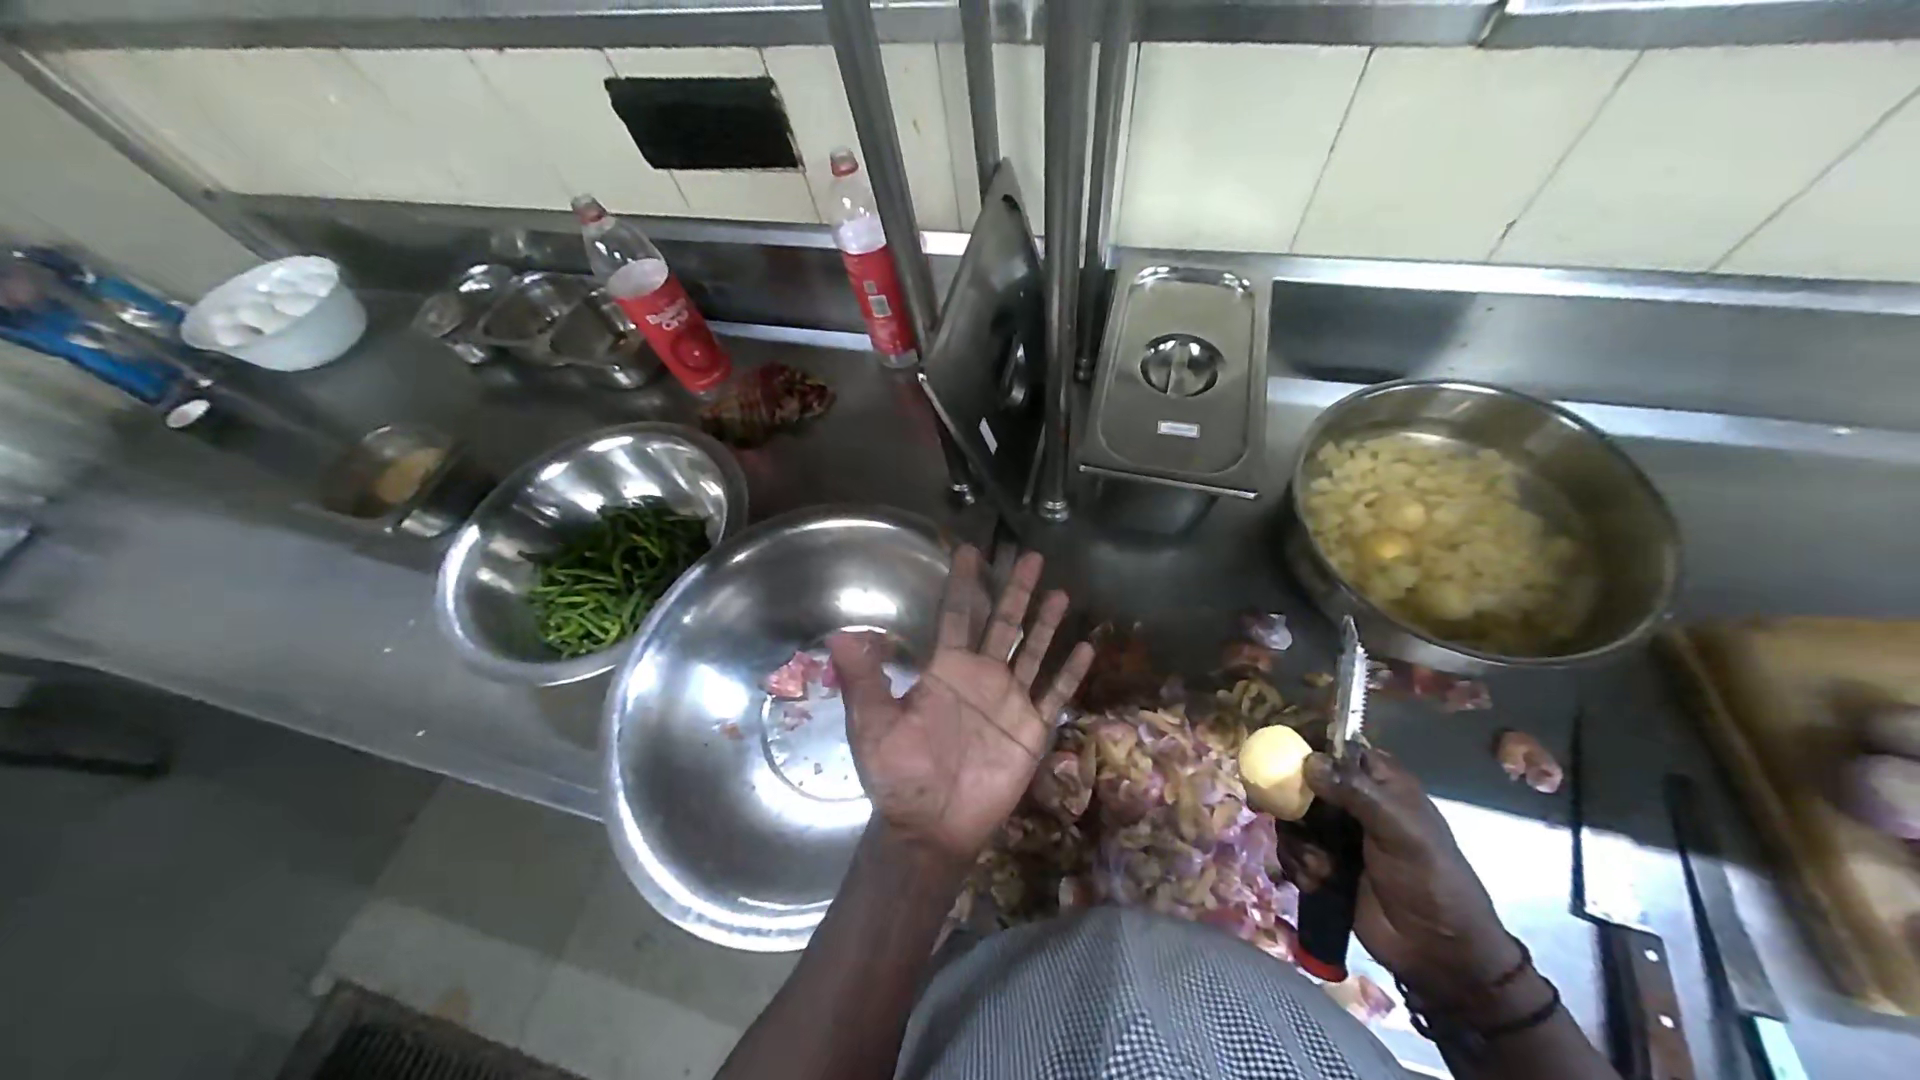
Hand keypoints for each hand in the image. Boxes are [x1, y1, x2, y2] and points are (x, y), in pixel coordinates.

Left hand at [828, 546, 1093, 865]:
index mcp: (945, 670)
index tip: (969, 550)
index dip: (963, 583)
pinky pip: (1055, 694)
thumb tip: (838, 634)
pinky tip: (1086, 647)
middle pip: (1002, 623)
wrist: (930, 825)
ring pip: (1032, 651)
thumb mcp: (873, 725)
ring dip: (1046, 623)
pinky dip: (1070, 672)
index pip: (956, 615)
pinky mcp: (1031, 728)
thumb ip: (864, 680)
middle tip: (1030, 556)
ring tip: (1061, 592)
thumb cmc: (899, 775)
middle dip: (1015, 590)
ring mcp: (1009, 700)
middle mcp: (981, 676)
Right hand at [1302, 748, 1524, 1009]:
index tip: (1277, 760)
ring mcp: (1336, 833)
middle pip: (1300, 781)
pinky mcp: (1323, 863)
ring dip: (1298, 843)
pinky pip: (1291, 849)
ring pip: (1291, 818)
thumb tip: (1308, 760)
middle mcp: (1352, 800)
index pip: (1332, 747)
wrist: (1438, 953)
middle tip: (1276, 811)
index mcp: (1379, 782)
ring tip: (1321, 868)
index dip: (1302, 748)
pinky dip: (1298, 865)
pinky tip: (1317, 882)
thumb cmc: (1430, 881)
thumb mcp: (1401, 830)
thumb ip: (1355, 791)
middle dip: (1289, 803)